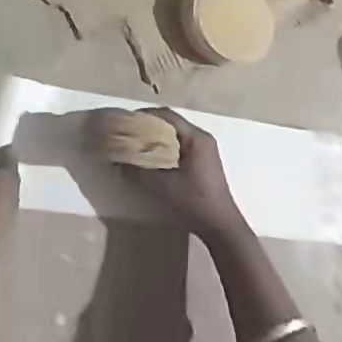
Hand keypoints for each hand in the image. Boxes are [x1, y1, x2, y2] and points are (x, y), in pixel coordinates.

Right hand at [121, 108, 245, 236]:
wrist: (221, 225)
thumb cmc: (195, 202)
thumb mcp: (165, 186)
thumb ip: (141, 171)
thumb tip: (120, 161)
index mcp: (196, 138)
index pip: (168, 116)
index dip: (147, 115)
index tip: (128, 122)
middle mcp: (202, 138)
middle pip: (173, 123)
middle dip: (151, 126)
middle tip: (130, 134)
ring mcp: (205, 149)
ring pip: (177, 134)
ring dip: (159, 137)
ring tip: (139, 145)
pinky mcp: (204, 160)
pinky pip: (182, 144)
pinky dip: (167, 146)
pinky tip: (154, 158)